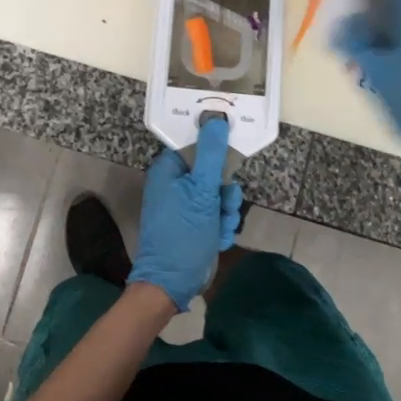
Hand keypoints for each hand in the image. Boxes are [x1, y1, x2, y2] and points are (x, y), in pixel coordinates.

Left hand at [128, 115, 243, 310]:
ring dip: (227, 212)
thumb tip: (215, 119)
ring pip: (220, 196)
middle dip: (225, 192)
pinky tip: (219, 240)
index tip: (232, 156)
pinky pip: (218, 215)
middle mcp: (175, 185)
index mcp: (168, 170)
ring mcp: (185, 206)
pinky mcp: (196, 225)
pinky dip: (222, 227)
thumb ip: (211, 155)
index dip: (216, 151)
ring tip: (221, 227)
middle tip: (224, 205)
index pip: (196, 146)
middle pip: (213, 172)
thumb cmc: (183, 232)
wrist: (173, 282)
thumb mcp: (200, 191)